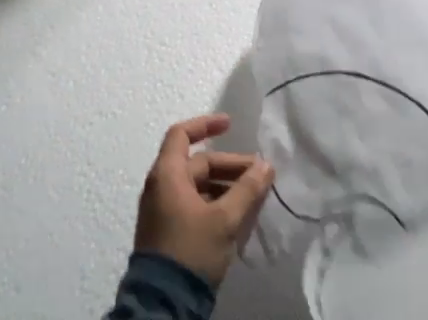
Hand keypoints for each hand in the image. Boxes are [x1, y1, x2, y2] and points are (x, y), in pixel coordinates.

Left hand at [133, 113, 274, 285]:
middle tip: (260, 175)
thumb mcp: (224, 219)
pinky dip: (216, 203)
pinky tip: (239, 216)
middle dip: (230, 166)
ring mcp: (163, 210)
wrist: (164, 302)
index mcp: (167, 175)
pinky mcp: (169, 231)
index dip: (205, 125)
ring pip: (198, 186)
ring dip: (226, 187)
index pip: (182, 135)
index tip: (230, 124)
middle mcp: (161, 186)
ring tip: (255, 197)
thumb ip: (247, 190)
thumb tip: (266, 166)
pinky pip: (195, 205)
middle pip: (197, 164)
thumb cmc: (192, 249)